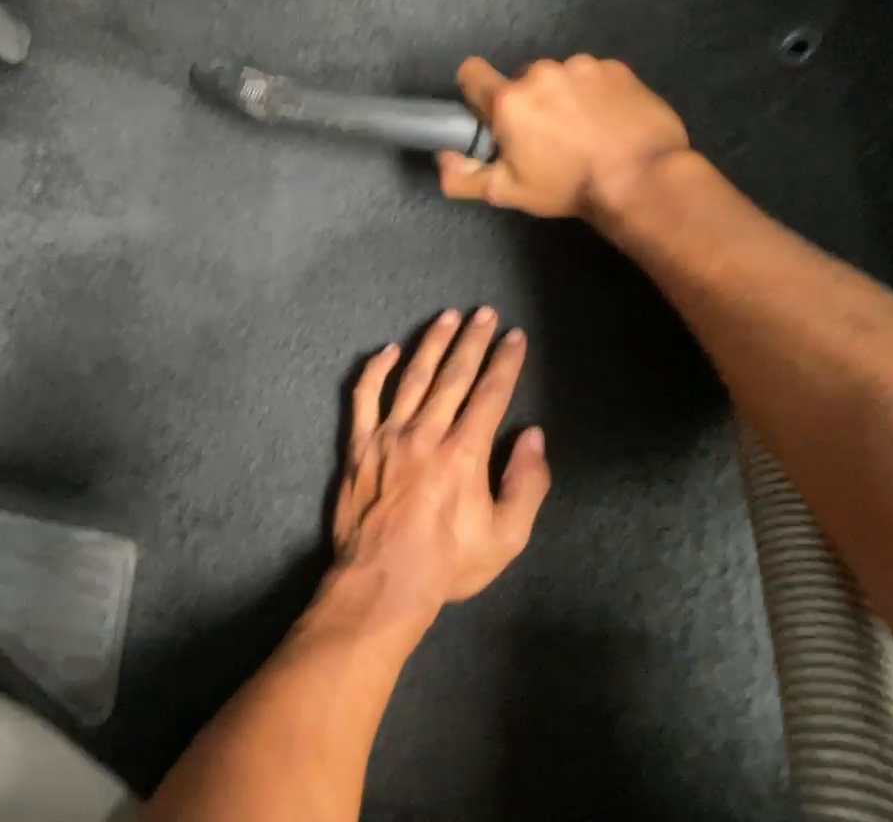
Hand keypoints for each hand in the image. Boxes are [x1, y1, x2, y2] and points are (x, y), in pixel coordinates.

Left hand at [331, 307, 550, 616]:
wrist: (383, 579)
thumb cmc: (448, 562)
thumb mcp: (507, 536)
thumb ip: (526, 484)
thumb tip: (533, 436)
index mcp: (464, 452)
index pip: (490, 394)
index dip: (505, 362)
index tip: (514, 337)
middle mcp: (426, 433)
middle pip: (453, 376)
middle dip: (472, 341)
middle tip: (484, 313)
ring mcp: (388, 435)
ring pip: (411, 377)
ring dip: (431, 344)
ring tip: (446, 318)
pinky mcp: (358, 445)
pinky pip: (364, 398)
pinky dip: (374, 371)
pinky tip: (387, 350)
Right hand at [437, 55, 690, 218]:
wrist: (642, 179)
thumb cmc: (567, 186)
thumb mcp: (506, 192)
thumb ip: (462, 176)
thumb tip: (443, 157)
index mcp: (509, 100)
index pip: (471, 73)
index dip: (474, 92)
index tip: (488, 115)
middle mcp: (541, 73)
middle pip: (519, 81)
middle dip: (525, 104)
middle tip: (543, 139)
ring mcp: (582, 67)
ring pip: (557, 79)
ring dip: (560, 98)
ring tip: (580, 132)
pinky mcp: (616, 69)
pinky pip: (591, 77)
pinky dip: (592, 95)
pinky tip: (606, 123)